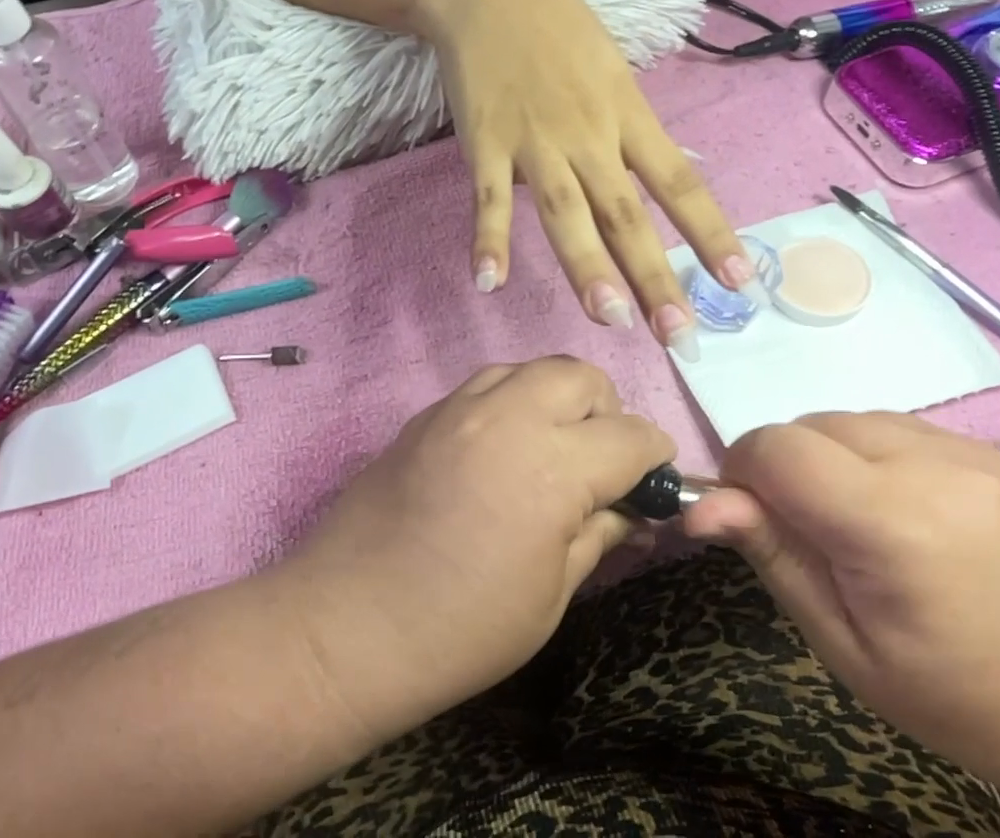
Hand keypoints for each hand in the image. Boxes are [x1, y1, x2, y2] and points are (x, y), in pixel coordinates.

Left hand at [282, 358, 672, 734]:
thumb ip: (599, 534)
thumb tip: (633, 511)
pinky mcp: (421, 419)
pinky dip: (508, 404)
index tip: (651, 488)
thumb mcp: (551, 595)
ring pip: (528, 369)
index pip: (632, 435)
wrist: (345, 627)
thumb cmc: (459, 630)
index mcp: (551, 465)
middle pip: (581, 377)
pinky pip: (482, 387)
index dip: (654, 461)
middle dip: (607, 412)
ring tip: (548, 453)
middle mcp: (506, 417)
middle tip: (599, 466)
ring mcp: (456, 410)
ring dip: (554, 400)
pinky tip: (498, 455)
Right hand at [424, 0, 746, 357]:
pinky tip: (489, 281)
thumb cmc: (557, 27)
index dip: (710, 233)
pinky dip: (489, 238)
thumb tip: (648, 182)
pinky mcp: (486, 143)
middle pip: (627, 213)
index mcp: (627, 116)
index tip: (740, 283)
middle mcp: (590, 135)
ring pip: (567, 212)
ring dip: (588, 268)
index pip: (679, 182)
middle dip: (655, 275)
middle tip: (678, 335)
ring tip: (611, 320)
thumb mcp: (611, 70)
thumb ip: (626, 130)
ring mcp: (536, 142)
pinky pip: (489, 198)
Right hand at [682, 413, 999, 789]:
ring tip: (852, 527)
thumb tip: (699, 504)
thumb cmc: (958, 699)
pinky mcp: (996, 452)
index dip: (741, 475)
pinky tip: (897, 513)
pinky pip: (898, 429)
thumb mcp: (843, 643)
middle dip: (783, 467)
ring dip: (825, 458)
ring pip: (850, 420)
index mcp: (894, 522)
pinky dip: (870, 456)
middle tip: (803, 536)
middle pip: (810, 426)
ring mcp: (974, 452)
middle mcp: (936, 466)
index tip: (747, 521)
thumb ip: (772, 555)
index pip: (777, 448)